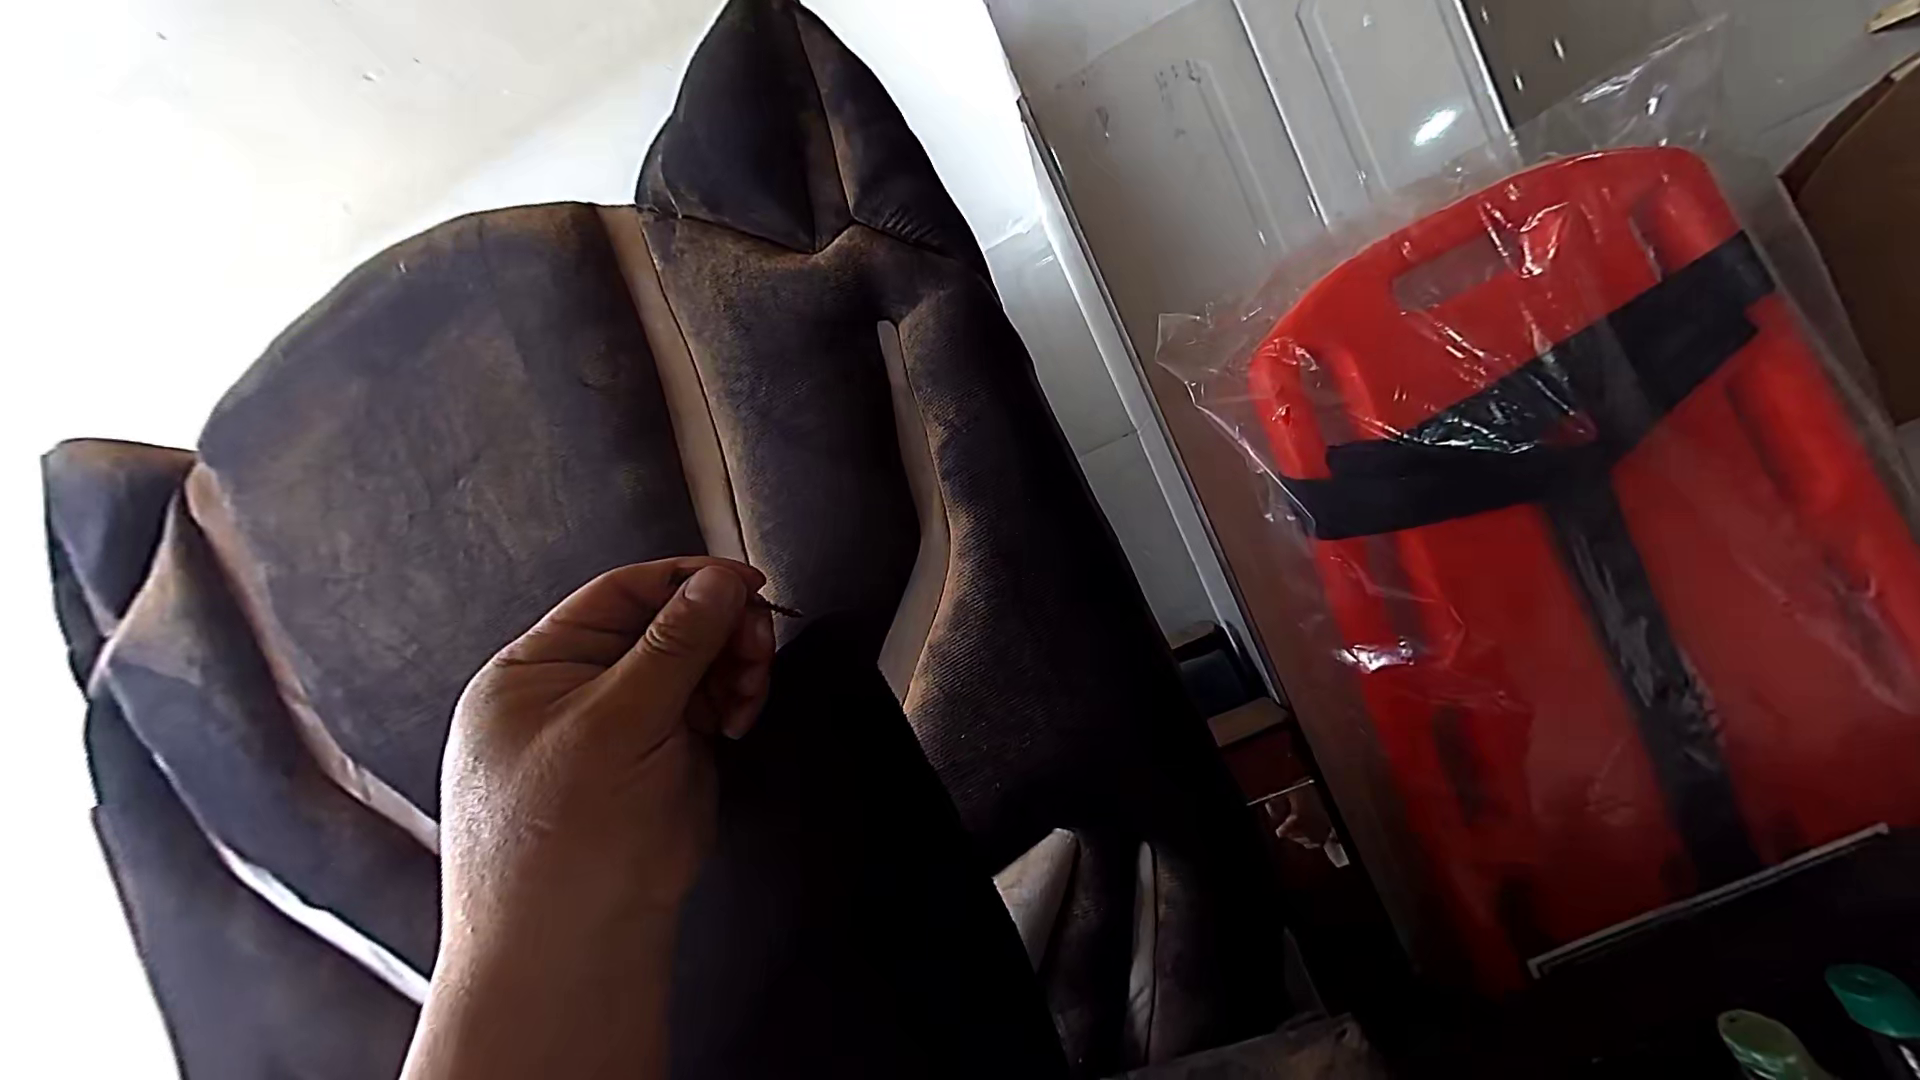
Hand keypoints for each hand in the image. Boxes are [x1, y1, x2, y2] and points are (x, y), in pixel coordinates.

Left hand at [403, 558, 774, 1079]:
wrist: (583, 945)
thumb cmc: (567, 841)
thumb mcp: (618, 726)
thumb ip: (674, 645)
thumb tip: (719, 581)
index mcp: (542, 666)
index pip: (624, 592)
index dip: (690, 579)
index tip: (747, 583)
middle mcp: (586, 683)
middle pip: (671, 622)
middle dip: (721, 629)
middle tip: (757, 645)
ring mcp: (630, 714)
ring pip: (700, 658)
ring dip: (735, 664)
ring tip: (748, 693)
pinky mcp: (668, 741)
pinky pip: (712, 694)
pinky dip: (735, 695)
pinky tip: (739, 716)